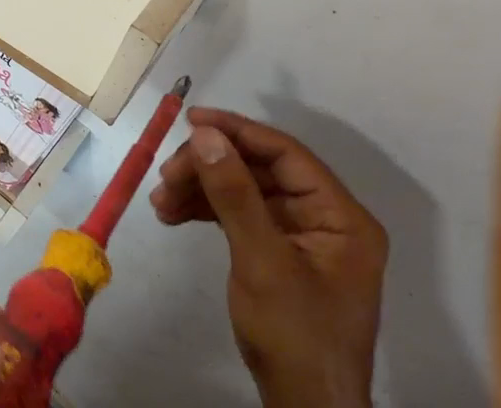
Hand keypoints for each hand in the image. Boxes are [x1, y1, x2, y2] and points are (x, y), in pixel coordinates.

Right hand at [149, 107, 387, 407]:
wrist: (305, 404)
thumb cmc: (294, 332)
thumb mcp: (261, 260)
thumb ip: (234, 194)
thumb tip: (206, 133)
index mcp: (340, 217)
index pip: (286, 154)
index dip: (238, 131)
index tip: (190, 121)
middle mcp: (325, 220)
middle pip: (260, 171)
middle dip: (210, 168)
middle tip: (165, 176)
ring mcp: (302, 239)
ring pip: (245, 192)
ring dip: (201, 190)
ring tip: (160, 201)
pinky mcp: (279, 255)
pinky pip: (240, 217)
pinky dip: (206, 212)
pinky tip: (173, 215)